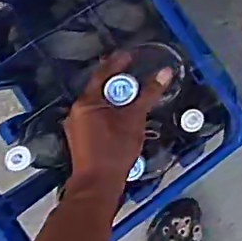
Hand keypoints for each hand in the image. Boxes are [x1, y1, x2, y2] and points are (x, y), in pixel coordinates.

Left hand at [62, 51, 169, 195]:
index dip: (118, 63)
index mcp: (86, 103)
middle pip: (99, 88)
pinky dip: (110, 111)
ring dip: (115, 97)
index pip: (102, 74)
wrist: (98, 185)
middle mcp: (77, 111)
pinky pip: (96, 116)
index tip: (130, 55)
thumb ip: (149, 93)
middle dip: (118, 81)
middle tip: (135, 75)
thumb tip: (165, 72)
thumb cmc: (114, 150)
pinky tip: (123, 115)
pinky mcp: (81, 138)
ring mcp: (76, 126)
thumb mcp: (135, 118)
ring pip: (98, 103)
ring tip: (133, 95)